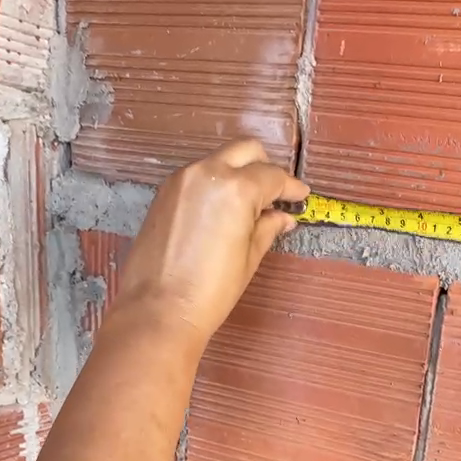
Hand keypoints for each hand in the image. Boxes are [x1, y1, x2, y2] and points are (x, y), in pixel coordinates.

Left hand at [112, 139, 308, 343]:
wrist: (159, 309)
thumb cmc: (212, 291)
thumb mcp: (249, 259)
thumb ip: (267, 229)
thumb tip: (282, 217)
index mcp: (236, 189)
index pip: (272, 176)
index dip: (291, 187)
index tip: (301, 195)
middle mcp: (208, 172)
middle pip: (246, 151)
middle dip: (266, 167)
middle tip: (277, 193)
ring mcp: (182, 179)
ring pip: (220, 160)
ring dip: (239, 173)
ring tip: (249, 206)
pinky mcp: (165, 191)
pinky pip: (199, 175)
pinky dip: (216, 184)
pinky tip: (222, 211)